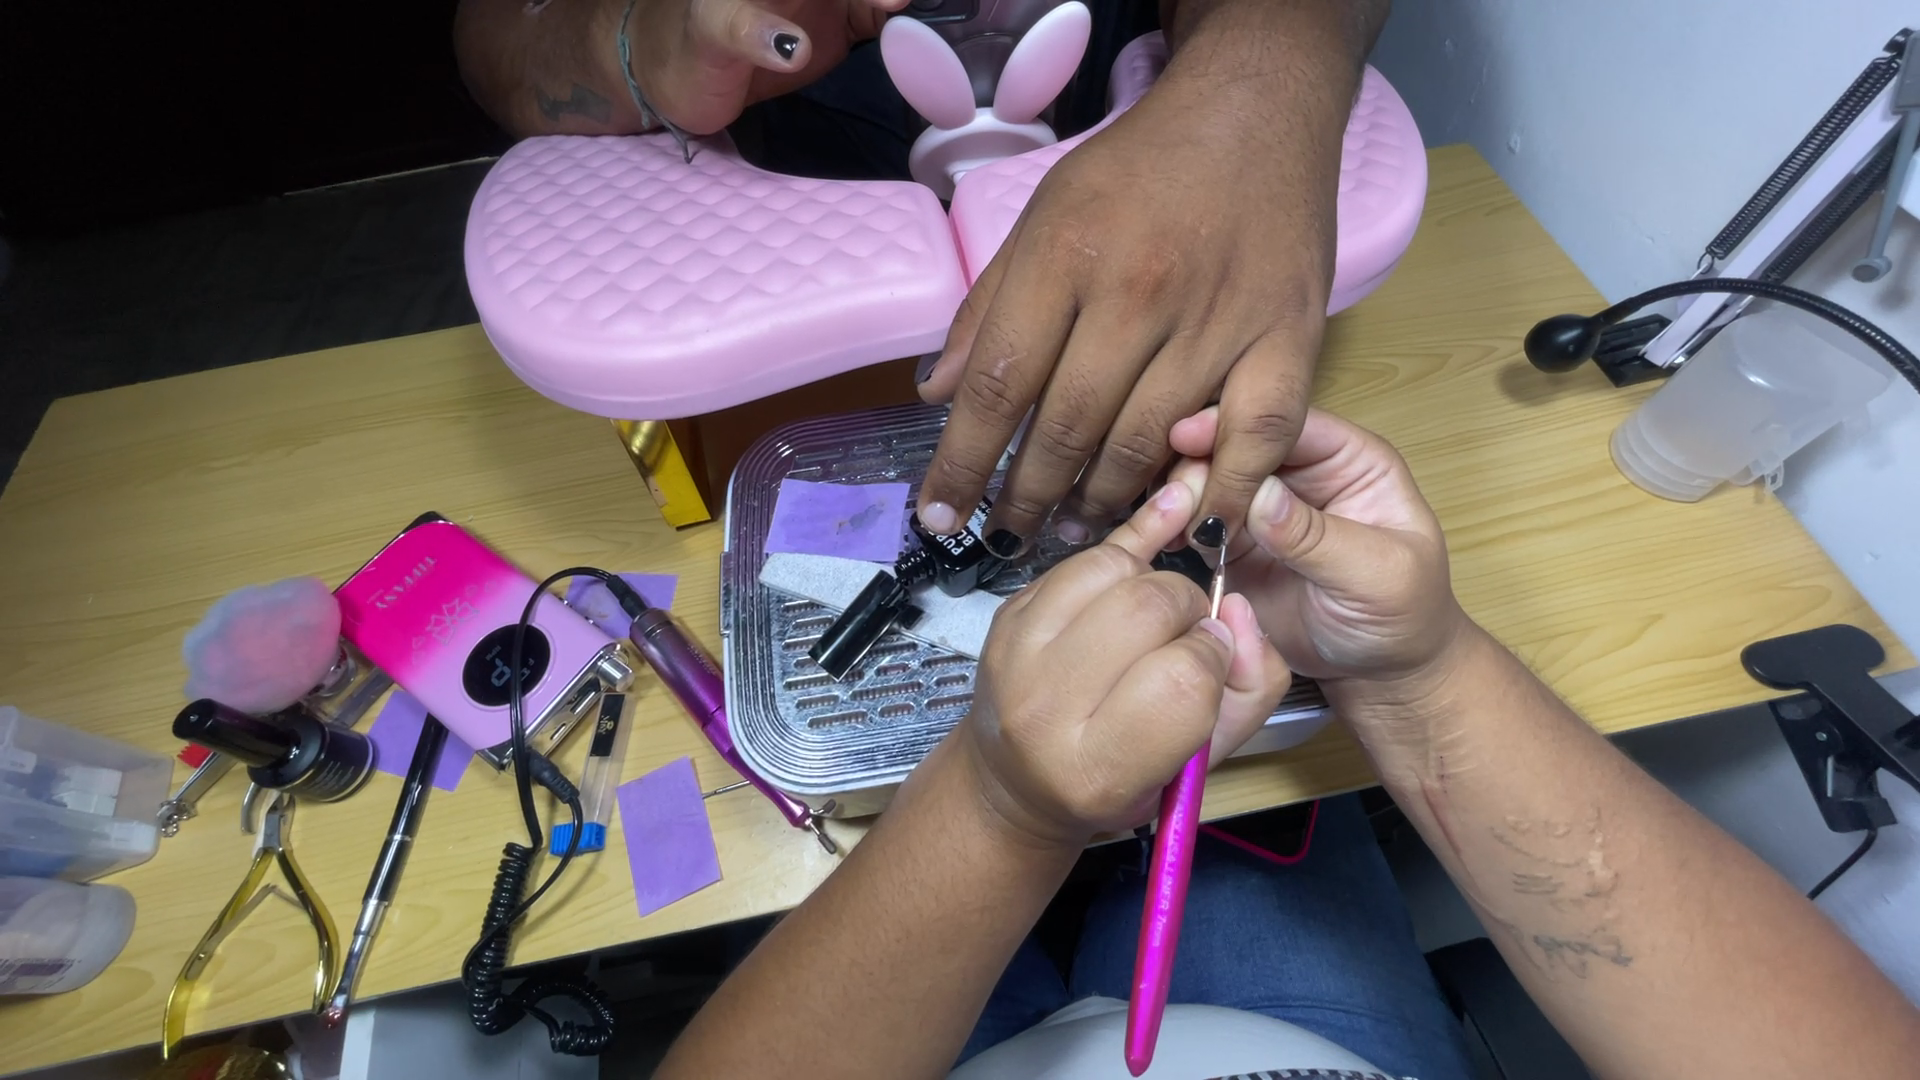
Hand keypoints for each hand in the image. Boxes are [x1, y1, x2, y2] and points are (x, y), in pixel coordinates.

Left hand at [627, 0, 904, 134]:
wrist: (679, 80)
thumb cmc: (686, 55)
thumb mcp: (706, 40)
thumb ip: (745, 33)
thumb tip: (796, 46)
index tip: (892, 2)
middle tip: (921, 11)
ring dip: (906, 8)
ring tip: (941, 23)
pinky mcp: (843, 24)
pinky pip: (883, 17)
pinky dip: (908, 27)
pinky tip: (929, 42)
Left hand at [914, 59, 1339, 551]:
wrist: (1255, 112)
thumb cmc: (1133, 173)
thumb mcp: (1036, 220)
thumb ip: (985, 312)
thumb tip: (938, 394)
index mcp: (1064, 259)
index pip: (999, 387)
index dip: (962, 465)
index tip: (938, 518)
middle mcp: (1138, 294)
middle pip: (1068, 429)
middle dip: (1026, 498)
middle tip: (1007, 537)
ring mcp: (1218, 320)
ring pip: (1147, 445)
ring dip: (1101, 504)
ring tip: (1072, 530)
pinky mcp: (1288, 337)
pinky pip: (1255, 438)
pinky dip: (1220, 496)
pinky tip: (1185, 531)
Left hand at [960, 476, 1288, 846]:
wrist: (1015, 780)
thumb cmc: (1113, 784)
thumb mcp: (1196, 767)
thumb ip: (1246, 693)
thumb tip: (1238, 609)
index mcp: (1094, 769)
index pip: (1179, 681)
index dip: (1214, 656)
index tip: (1214, 658)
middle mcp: (1043, 709)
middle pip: (1142, 609)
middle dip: (1187, 606)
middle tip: (1188, 628)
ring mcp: (1015, 654)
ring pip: (1107, 567)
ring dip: (1149, 577)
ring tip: (1156, 610)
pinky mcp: (1006, 616)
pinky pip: (1076, 558)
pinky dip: (1121, 553)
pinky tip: (1156, 534)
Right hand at [1167, 407, 1466, 692]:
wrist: (1375, 672)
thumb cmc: (1400, 616)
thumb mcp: (1378, 575)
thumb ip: (1319, 536)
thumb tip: (1260, 498)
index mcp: (1347, 460)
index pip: (1286, 423)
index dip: (1240, 426)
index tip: (1190, 438)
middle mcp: (1297, 474)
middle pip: (1235, 444)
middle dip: (1202, 462)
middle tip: (1181, 497)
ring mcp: (1257, 509)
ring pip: (1204, 478)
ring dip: (1182, 495)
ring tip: (1176, 526)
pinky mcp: (1228, 544)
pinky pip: (1191, 521)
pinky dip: (1172, 525)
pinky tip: (1165, 539)